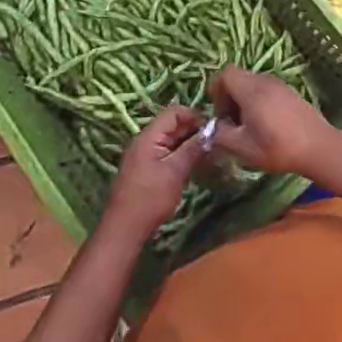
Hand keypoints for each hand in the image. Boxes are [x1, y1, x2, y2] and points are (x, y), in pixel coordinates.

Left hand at [102, 106, 205, 237]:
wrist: (125, 228)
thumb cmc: (150, 198)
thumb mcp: (175, 171)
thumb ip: (193, 148)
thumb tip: (212, 131)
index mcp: (149, 136)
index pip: (174, 112)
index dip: (195, 116)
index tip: (214, 129)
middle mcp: (145, 141)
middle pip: (173, 125)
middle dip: (195, 130)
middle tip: (216, 142)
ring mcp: (145, 155)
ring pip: (172, 140)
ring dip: (190, 144)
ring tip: (210, 154)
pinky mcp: (147, 169)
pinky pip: (167, 153)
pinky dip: (182, 156)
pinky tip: (196, 165)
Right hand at [206, 66, 336, 175]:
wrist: (319, 147)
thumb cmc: (278, 147)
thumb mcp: (242, 147)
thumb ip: (221, 135)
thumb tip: (214, 127)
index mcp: (252, 90)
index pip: (226, 73)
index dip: (217, 89)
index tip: (219, 112)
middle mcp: (266, 81)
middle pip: (239, 78)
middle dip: (229, 97)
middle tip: (231, 122)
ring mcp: (281, 85)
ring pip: (253, 83)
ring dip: (244, 100)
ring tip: (247, 125)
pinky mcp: (291, 92)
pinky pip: (266, 89)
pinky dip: (258, 101)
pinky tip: (265, 124)